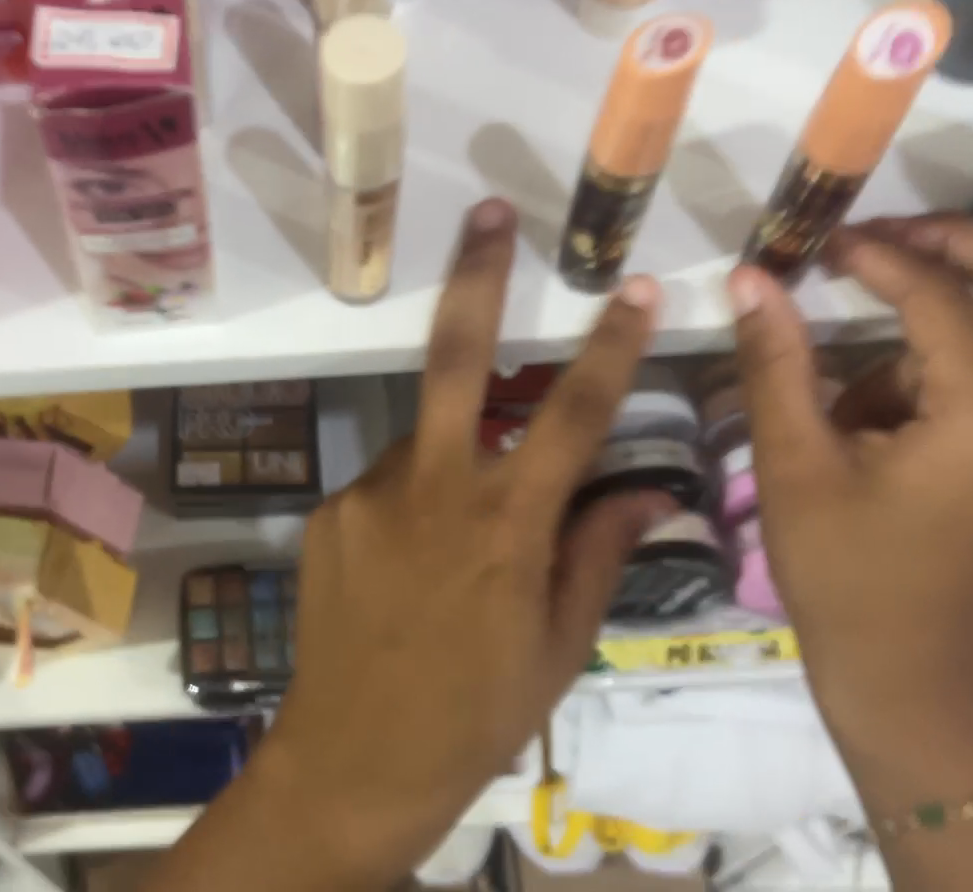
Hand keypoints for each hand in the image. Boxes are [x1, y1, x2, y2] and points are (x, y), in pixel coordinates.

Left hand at [256, 199, 666, 881]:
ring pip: (422, 441)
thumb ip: (596, 553)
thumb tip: (646, 490)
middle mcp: (432, 489)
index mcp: (506, 525)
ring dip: (448, 456)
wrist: (356, 756)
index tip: (637, 289)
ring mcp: (367, 495)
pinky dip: (406, 505)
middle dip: (476, 280)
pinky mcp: (325, 513)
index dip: (610, 348)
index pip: (573, 415)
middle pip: (458, 361)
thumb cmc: (475, 713)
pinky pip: (382, 488)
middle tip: (489, 216)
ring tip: (448, 543)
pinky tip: (404, 571)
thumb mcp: (558, 645)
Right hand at [726, 214, 972, 694]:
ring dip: (927, 339)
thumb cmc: (840, 568)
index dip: (878, 259)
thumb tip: (751, 280)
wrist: (905, 669)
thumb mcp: (793, 460)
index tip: (818, 245)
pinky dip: (937, 382)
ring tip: (841, 405)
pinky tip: (870, 435)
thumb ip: (775, 361)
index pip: (941, 300)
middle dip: (959, 246)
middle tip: (879, 239)